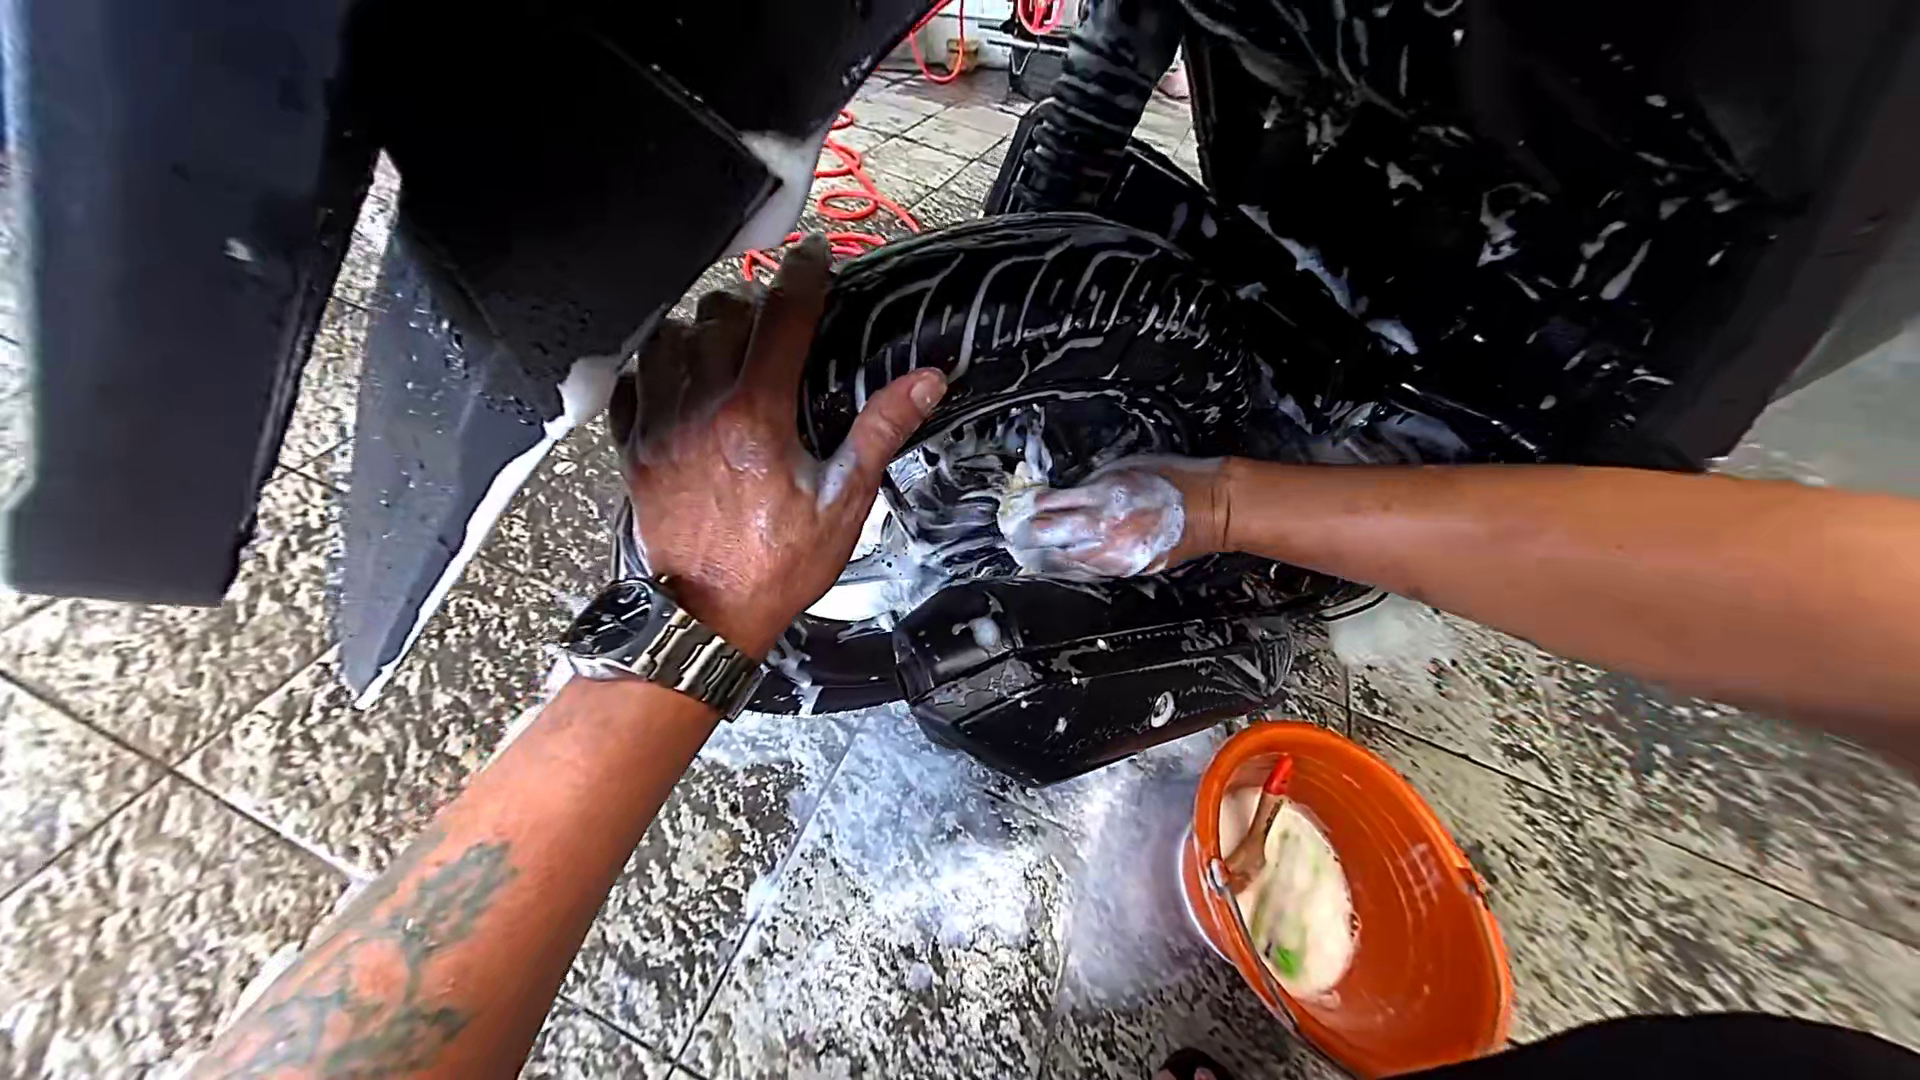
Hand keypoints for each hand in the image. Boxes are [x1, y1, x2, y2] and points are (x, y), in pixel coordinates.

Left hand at [608, 236, 946, 655]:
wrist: (705, 615)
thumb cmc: (775, 565)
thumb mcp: (843, 501)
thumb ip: (879, 432)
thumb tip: (923, 384)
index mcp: (756, 416)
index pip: (783, 320)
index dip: (805, 279)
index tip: (816, 259)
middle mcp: (701, 407)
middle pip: (723, 316)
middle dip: (756, 302)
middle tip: (779, 315)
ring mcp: (660, 426)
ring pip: (672, 337)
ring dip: (705, 326)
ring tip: (730, 339)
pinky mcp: (636, 449)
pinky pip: (634, 380)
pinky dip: (658, 363)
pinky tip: (680, 374)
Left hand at [997, 456, 1229, 577]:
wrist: (1210, 507)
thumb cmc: (1171, 481)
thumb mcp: (1124, 468)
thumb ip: (1089, 485)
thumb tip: (1062, 496)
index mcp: (1101, 497)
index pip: (1048, 504)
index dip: (1027, 506)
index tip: (1017, 506)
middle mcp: (1103, 528)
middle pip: (1046, 536)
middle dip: (1024, 533)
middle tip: (1011, 532)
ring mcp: (1112, 553)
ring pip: (1060, 559)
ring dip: (1039, 554)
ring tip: (1023, 550)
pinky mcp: (1123, 568)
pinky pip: (1083, 572)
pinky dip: (1064, 567)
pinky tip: (1052, 564)